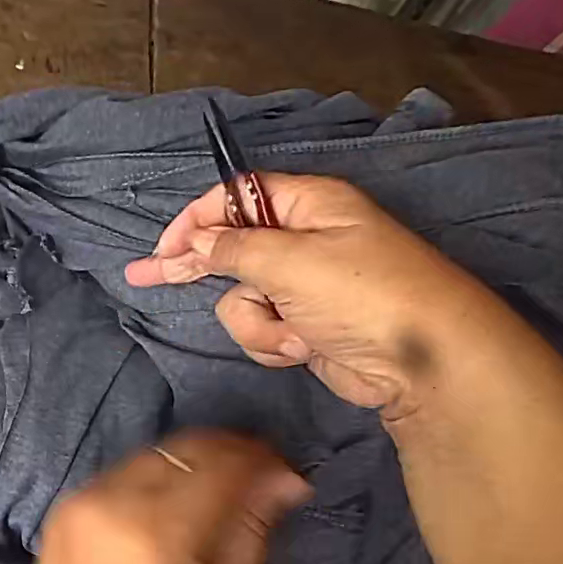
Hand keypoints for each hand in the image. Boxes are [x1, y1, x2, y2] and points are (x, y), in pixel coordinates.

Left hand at [0, 430, 310, 563]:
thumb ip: (248, 538)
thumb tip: (283, 483)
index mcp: (158, 535)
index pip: (222, 466)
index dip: (263, 461)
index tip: (288, 477)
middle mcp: (117, 499)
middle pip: (188, 447)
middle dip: (234, 452)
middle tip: (264, 476)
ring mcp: (86, 494)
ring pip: (157, 451)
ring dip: (198, 459)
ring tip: (227, 485)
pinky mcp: (68, 499)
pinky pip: (127, 468)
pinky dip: (162, 472)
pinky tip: (179, 497)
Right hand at [123, 173, 511, 421]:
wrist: (420, 364)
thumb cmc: (363, 295)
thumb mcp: (291, 262)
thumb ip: (234, 247)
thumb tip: (195, 238)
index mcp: (307, 206)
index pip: (234, 199)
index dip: (195, 220)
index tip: (162, 249)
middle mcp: (300, 240)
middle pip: (228, 248)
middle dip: (194, 267)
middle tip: (142, 277)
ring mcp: (299, 286)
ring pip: (239, 298)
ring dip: (256, 321)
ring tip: (292, 331)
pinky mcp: (300, 324)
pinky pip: (259, 327)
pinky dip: (272, 342)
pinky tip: (301, 348)